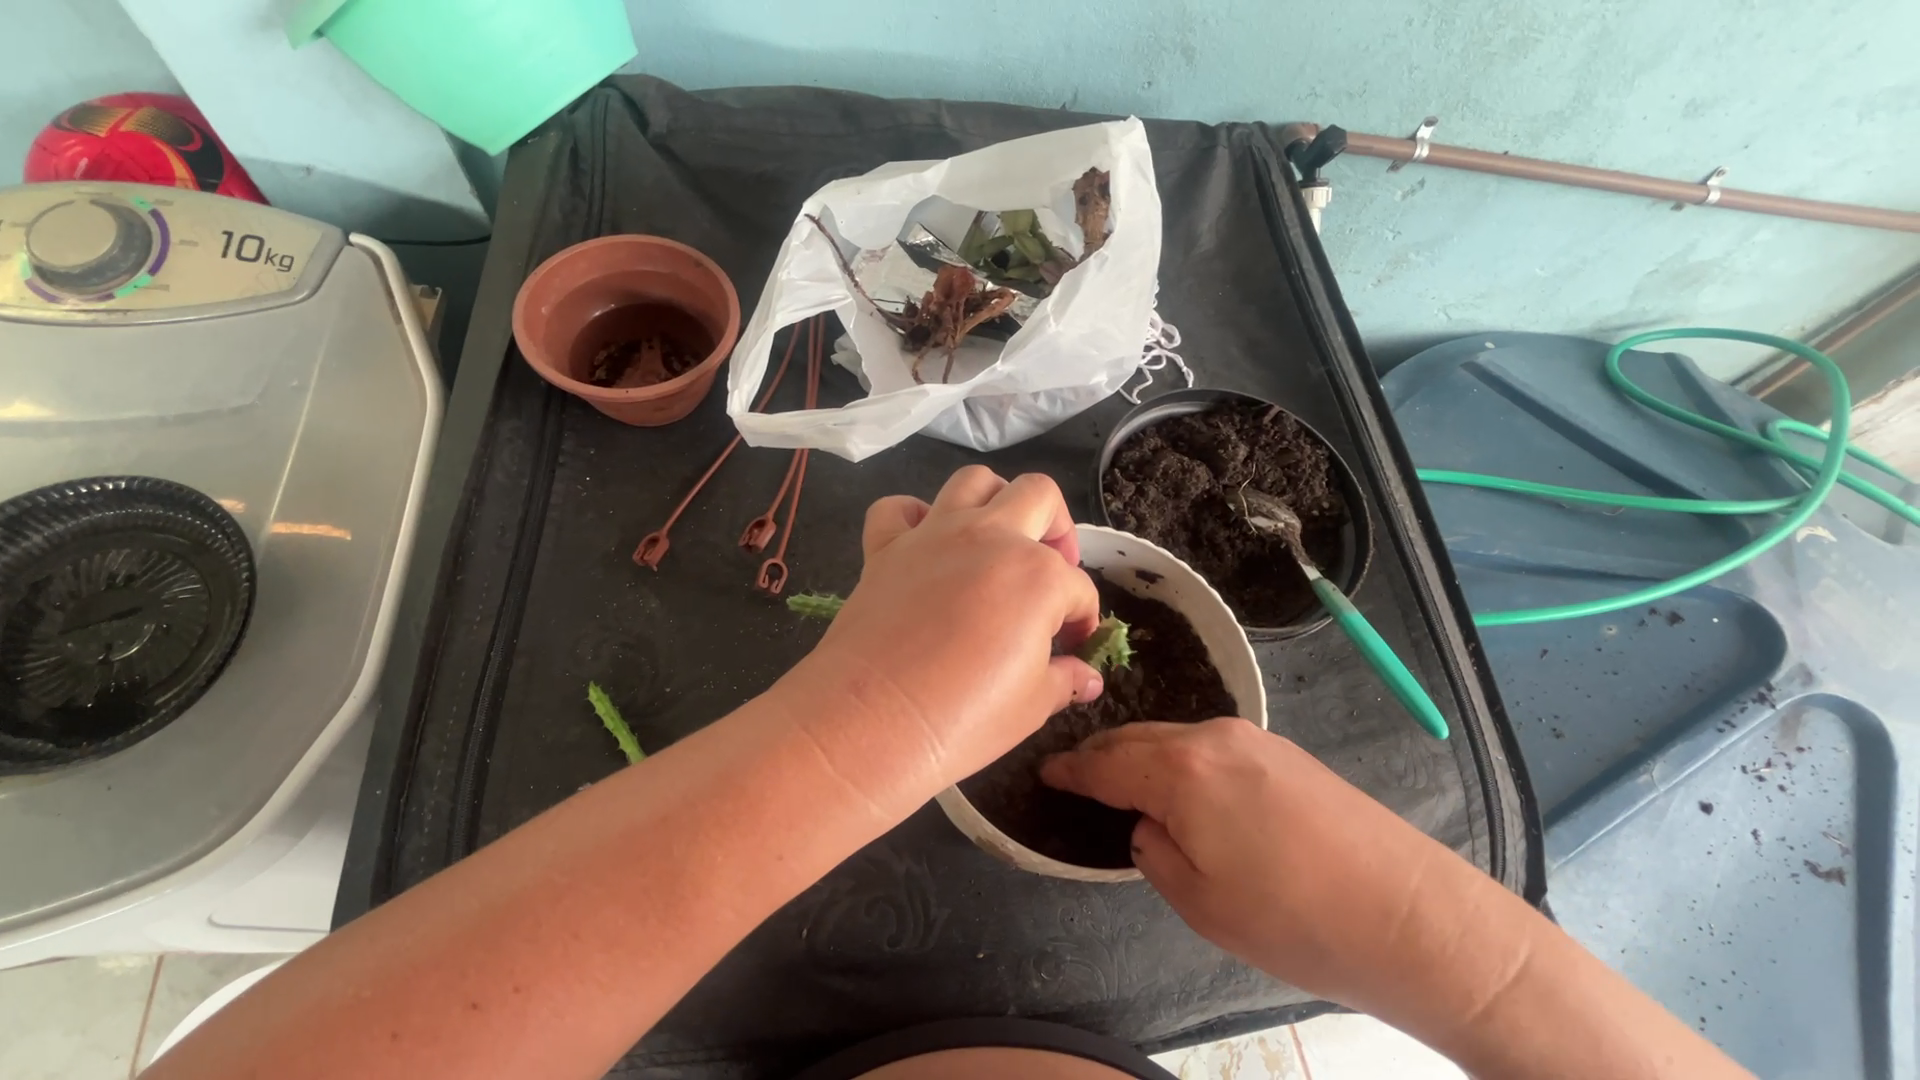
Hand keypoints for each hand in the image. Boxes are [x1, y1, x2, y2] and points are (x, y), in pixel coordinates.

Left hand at [784, 466, 1102, 813]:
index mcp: (1038, 575)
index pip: (1078, 589)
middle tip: (1051, 570)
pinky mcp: (885, 547)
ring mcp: (933, 535)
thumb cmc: (965, 719)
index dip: (1082, 620)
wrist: (870, 723)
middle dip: (1058, 529)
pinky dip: (913, 518)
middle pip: (1039, 496)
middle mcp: (990, 537)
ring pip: (973, 481)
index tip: (1074, 647)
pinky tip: (925, 547)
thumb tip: (1088, 679)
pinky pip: (897, 509)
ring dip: (995, 501)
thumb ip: (1065, 680)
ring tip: (998, 542)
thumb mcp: (1031, 707)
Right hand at [1040, 718, 1459, 1012]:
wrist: (1411, 915)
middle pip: (1139, 737)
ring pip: (1175, 738)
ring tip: (1124, 781)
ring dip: (1143, 755)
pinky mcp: (1285, 753)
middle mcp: (1214, 738)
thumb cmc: (1294, 918)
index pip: (1107, 762)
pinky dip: (1180, 760)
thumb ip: (1155, 851)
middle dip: (1103, 755)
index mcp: (1182, 771)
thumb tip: (1151, 825)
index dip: (1071, 769)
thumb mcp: (1201, 902)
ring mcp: (1255, 739)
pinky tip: (1183, 787)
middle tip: (1077, 775)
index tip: (1044, 769)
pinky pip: (1210, 746)